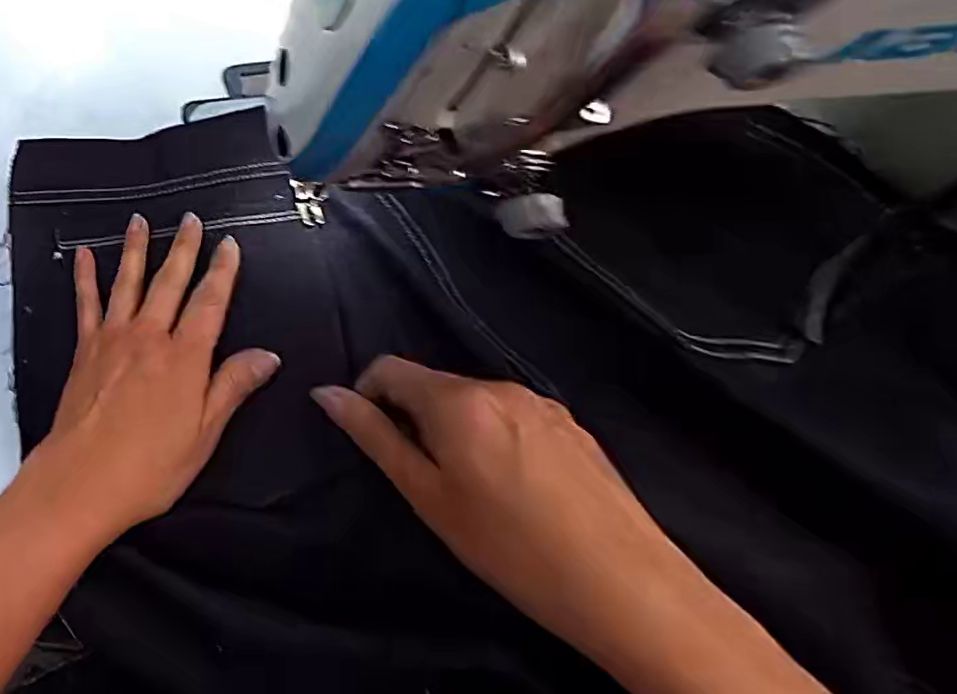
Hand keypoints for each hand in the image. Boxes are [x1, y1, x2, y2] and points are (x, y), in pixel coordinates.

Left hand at [20, 212, 281, 541]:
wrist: (80, 481)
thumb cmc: (147, 467)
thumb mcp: (204, 434)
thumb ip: (233, 387)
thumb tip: (266, 356)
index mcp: (184, 357)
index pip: (210, 301)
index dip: (223, 270)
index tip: (229, 245)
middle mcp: (150, 337)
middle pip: (171, 281)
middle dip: (185, 247)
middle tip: (191, 220)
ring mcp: (114, 338)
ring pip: (129, 281)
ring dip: (137, 248)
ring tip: (141, 221)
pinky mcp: (86, 348)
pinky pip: (87, 303)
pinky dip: (86, 277)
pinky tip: (85, 255)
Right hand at [313, 357, 826, 693]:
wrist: (631, 589)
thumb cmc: (510, 546)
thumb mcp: (428, 496)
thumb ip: (374, 436)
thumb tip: (326, 392)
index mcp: (456, 399)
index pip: (389, 366)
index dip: (367, 394)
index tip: (374, 439)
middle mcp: (497, 385)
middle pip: (433, 384)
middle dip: (414, 415)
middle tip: (425, 477)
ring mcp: (541, 401)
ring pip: (473, 400)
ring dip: (455, 427)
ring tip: (474, 489)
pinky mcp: (572, 424)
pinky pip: (512, 414)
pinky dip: (495, 435)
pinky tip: (519, 489)